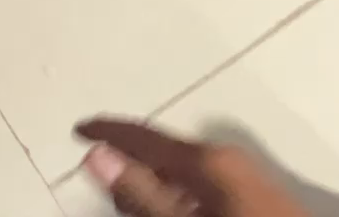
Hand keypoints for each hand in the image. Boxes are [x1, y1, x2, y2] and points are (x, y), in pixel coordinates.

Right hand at [77, 119, 308, 216]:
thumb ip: (142, 194)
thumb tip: (95, 153)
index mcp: (207, 160)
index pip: (142, 134)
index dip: (107, 131)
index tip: (77, 130)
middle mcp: (226, 158)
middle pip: (163, 151)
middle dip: (132, 164)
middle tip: (106, 182)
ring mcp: (249, 178)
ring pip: (185, 172)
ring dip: (158, 184)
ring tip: (139, 203)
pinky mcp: (262, 199)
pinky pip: (206, 185)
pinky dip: (182, 195)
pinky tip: (179, 210)